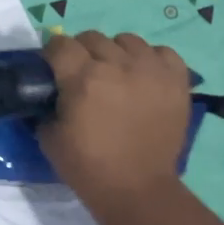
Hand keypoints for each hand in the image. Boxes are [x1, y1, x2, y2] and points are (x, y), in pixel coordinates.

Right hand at [38, 31, 192, 206]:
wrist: (136, 187)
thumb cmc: (87, 165)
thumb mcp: (49, 137)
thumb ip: (47, 107)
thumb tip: (51, 95)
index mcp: (82, 78)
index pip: (60, 44)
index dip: (52, 53)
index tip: (52, 67)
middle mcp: (117, 65)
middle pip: (92, 37)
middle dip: (81, 52)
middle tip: (82, 74)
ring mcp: (151, 70)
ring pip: (127, 40)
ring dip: (115, 52)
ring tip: (116, 73)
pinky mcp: (176, 80)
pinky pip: (162, 52)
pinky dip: (150, 59)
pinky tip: (144, 76)